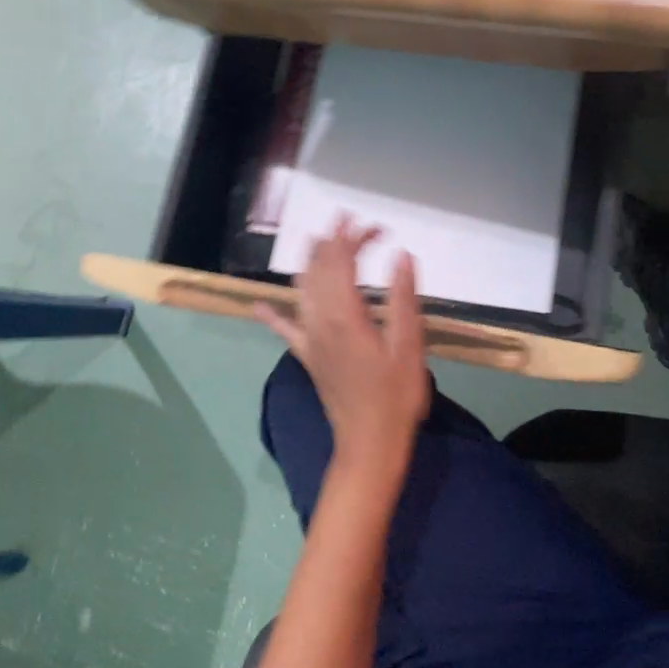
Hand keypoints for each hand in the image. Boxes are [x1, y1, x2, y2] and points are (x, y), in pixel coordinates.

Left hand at [255, 217, 430, 467]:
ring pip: (301, 290)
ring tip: (317, 241)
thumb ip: (402, 298)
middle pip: (320, 269)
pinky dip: (272, 314)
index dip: (353, 237)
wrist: (368, 444)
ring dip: (309, 262)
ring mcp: (309, 339)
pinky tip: (260, 305)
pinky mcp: (307, 357)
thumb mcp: (409, 346)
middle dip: (333, 241)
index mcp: (345, 315)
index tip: (375, 225)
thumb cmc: (395, 396)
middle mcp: (320, 321)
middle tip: (352, 223)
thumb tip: (400, 255)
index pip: (342, 261)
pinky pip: (285, 329)